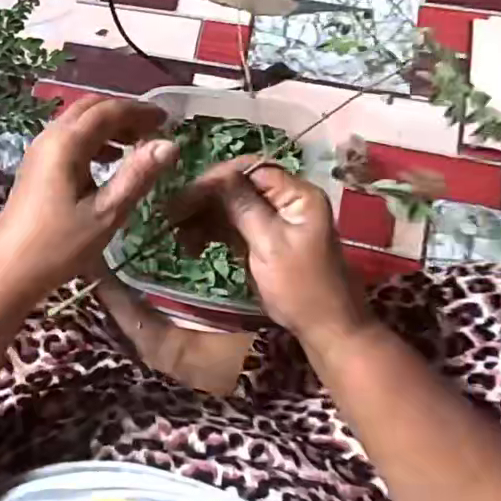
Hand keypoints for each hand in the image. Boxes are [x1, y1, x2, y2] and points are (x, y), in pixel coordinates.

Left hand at [0, 96, 178, 301]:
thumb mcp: (106, 213)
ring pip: (78, 121)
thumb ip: (137, 175)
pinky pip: (69, 137)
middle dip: (124, 113)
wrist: (8, 270)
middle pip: (90, 108)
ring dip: (108, 125)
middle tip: (154, 129)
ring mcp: (39, 150)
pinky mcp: (36, 165)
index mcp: (66, 143)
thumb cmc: (59, 245)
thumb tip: (170, 144)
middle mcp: (49, 137)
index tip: (169, 120)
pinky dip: (93, 139)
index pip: (108, 111)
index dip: (140, 111)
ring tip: (138, 144)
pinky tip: (109, 161)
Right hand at [168, 155, 370, 343]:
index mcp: (297, 195)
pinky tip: (191, 245)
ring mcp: (273, 219)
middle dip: (204, 199)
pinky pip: (231, 225)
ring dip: (203, 217)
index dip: (216, 179)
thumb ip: (243, 207)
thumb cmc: (303, 288)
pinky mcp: (262, 238)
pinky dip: (211, 232)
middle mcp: (286, 200)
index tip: (186, 196)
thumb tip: (217, 177)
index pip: (250, 170)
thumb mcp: (270, 245)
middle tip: (173, 216)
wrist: (327, 330)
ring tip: (179, 234)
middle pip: (236, 186)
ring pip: (230, 206)